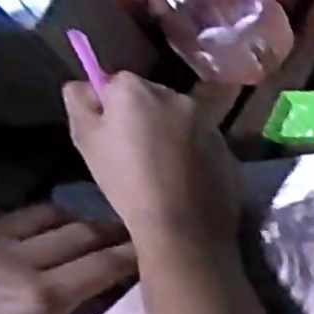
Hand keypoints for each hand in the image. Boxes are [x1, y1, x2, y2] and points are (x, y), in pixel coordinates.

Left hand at [0, 204, 139, 313]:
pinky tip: (62, 226)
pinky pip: (22, 213)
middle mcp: (24, 257)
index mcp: (43, 294)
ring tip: (112, 228)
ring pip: (57, 216)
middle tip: (150, 237)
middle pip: (86, 234)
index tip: (169, 256)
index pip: (105, 266)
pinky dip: (53, 217)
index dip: (140, 258)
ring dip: (90, 220)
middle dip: (121, 233)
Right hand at [63, 73, 240, 245]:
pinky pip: (208, 149)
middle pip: (158, 101)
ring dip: (177, 137)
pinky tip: (191, 181)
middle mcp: (181, 102)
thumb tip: (93, 88)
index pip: (119, 83)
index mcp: (139, 90)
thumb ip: (81, 98)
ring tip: (169, 170)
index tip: (116, 134)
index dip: (115, 107)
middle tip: (143, 154)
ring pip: (186, 124)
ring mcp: (213, 131)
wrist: (187, 230)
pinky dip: (199, 157)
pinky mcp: (233, 158)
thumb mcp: (84, 136)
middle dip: (149, 118)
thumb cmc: (129, 184)